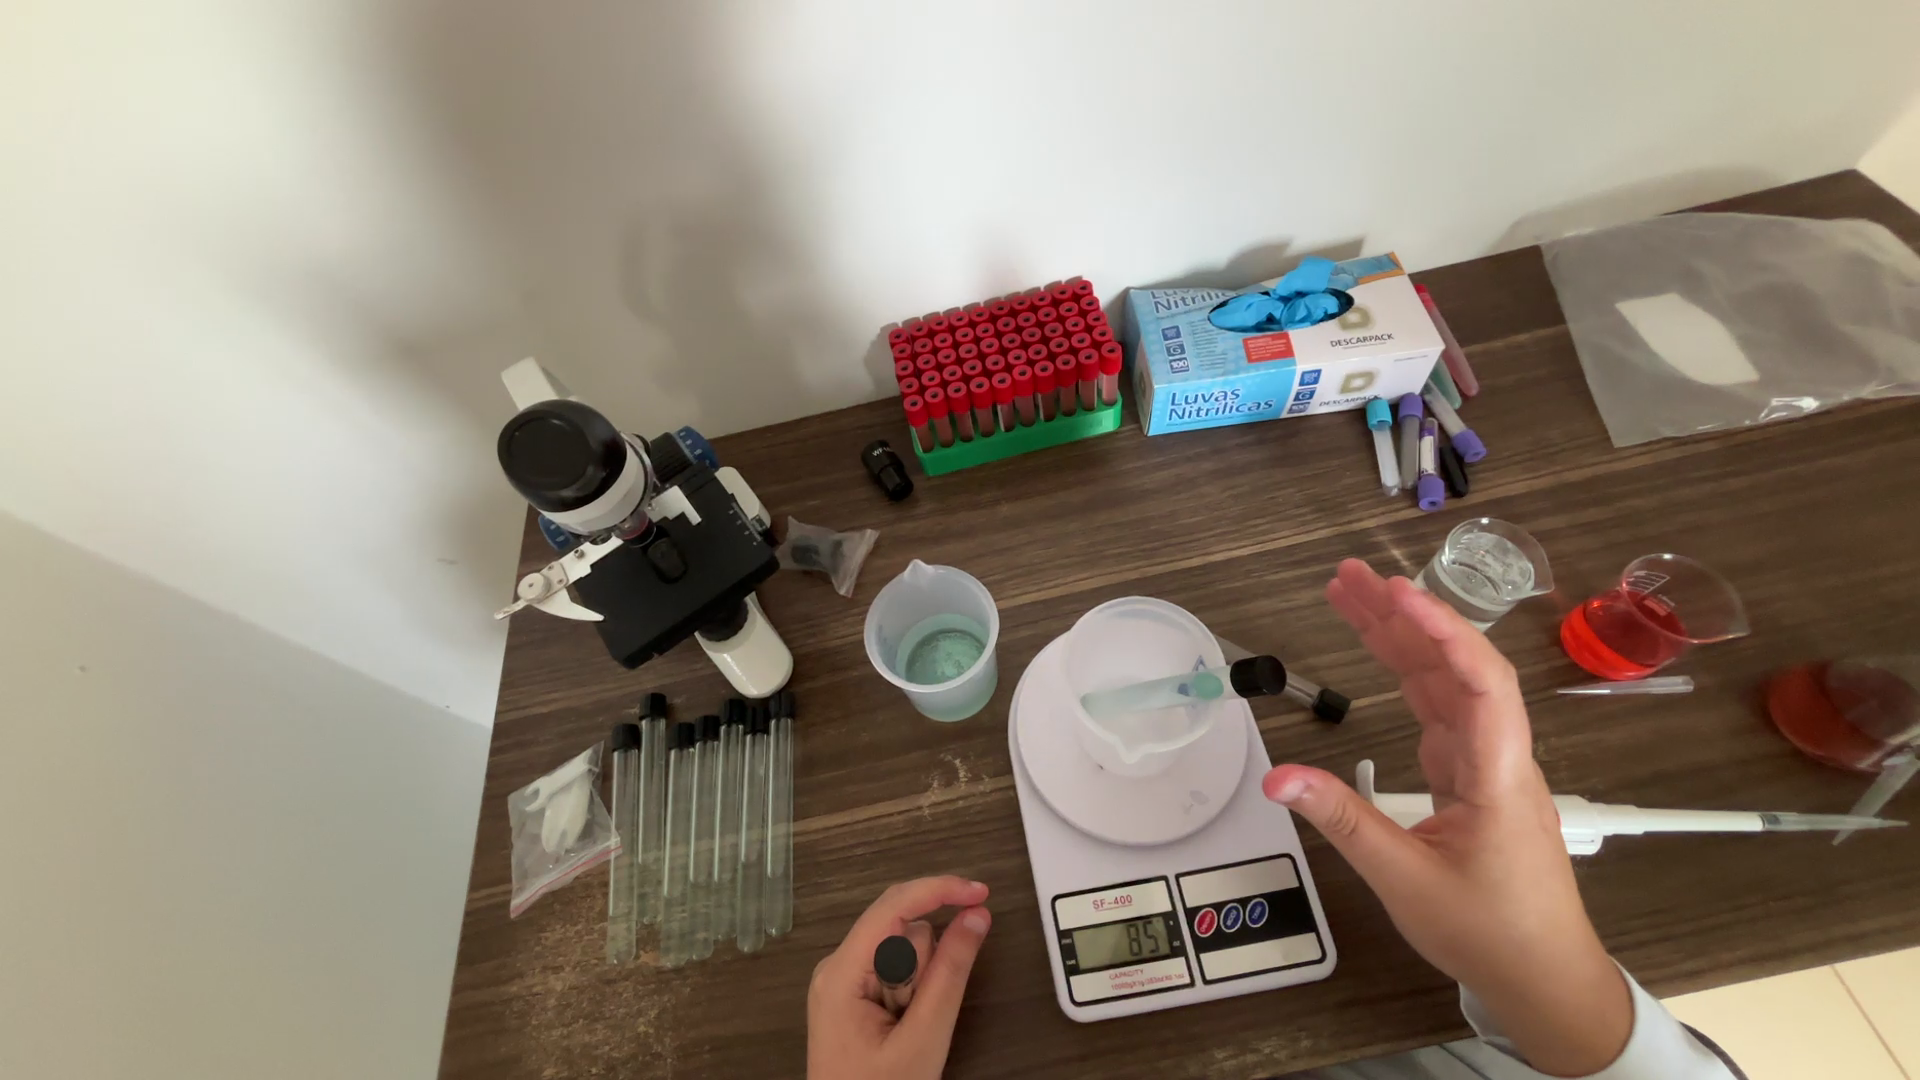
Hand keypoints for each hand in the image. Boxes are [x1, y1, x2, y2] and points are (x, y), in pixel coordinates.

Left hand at [807, 877, 992, 1079]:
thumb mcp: (924, 1039)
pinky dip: (913, 989)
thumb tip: (978, 915)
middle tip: (924, 1013)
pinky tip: (904, 1025)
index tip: (983, 892)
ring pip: (904, 947)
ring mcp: (845, 977)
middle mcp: (838, 964)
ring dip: (921, 980)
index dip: (939, 889)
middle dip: (926, 962)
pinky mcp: (856, 991)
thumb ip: (951, 973)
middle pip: (901, 928)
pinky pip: (898, 968)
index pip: (894, 905)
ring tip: (910, 1029)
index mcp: (842, 971)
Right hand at [1263, 559, 1630, 1075]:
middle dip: (1403, 615)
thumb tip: (1275, 777)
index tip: (1395, 592)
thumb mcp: (1405, 880)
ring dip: (1399, 635)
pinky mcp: (1467, 771)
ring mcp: (1483, 760)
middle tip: (1347, 575)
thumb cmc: (1489, 932)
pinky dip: (1403, 671)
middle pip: (1454, 666)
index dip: (1440, 631)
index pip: (1479, 684)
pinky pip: (1435, 705)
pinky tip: (1379, 650)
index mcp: (1497, 774)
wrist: (1545, 980)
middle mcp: (1495, 753)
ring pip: (1442, 680)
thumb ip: (1341, 820)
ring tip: (1349, 594)